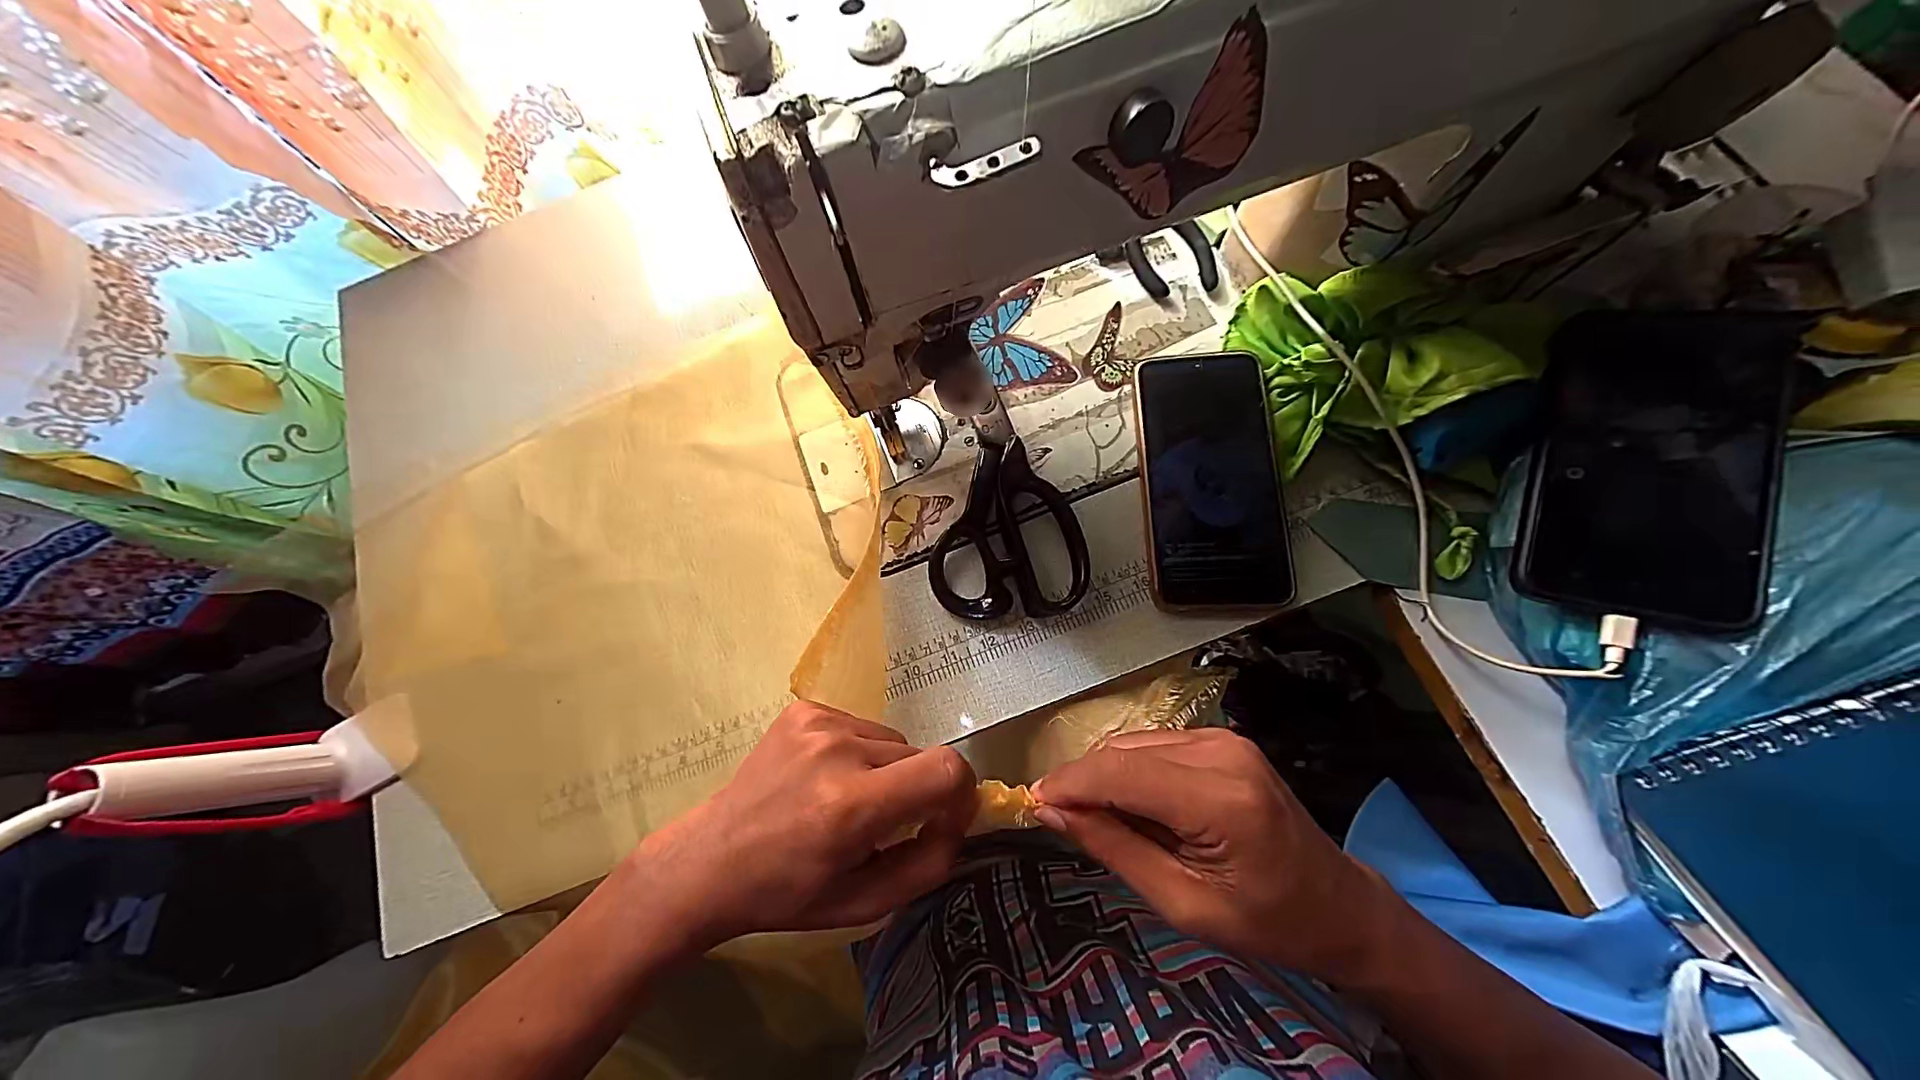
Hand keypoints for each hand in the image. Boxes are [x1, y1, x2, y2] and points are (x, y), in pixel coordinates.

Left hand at [623, 701, 974, 952]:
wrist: (712, 859)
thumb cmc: (788, 891)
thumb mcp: (866, 903)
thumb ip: (929, 863)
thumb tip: (960, 820)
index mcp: (852, 805)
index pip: (945, 769)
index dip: (961, 793)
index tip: (945, 818)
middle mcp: (837, 751)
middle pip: (920, 756)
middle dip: (917, 790)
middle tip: (883, 822)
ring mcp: (817, 722)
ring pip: (892, 741)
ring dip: (887, 770)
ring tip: (846, 799)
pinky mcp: (803, 710)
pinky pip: (862, 727)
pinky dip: (859, 753)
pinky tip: (824, 778)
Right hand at [1033, 728, 1396, 982]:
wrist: (1337, 906)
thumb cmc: (1268, 922)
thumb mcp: (1183, 903)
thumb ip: (1114, 848)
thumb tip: (1053, 812)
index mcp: (1219, 798)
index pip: (1119, 773)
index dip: (1068, 784)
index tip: (1031, 805)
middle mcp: (1220, 751)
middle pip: (1121, 752)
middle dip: (1082, 782)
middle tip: (1062, 822)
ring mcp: (1223, 739)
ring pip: (1132, 744)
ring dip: (1104, 777)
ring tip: (1104, 821)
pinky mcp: (1221, 739)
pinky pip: (1153, 746)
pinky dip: (1130, 771)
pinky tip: (1137, 807)